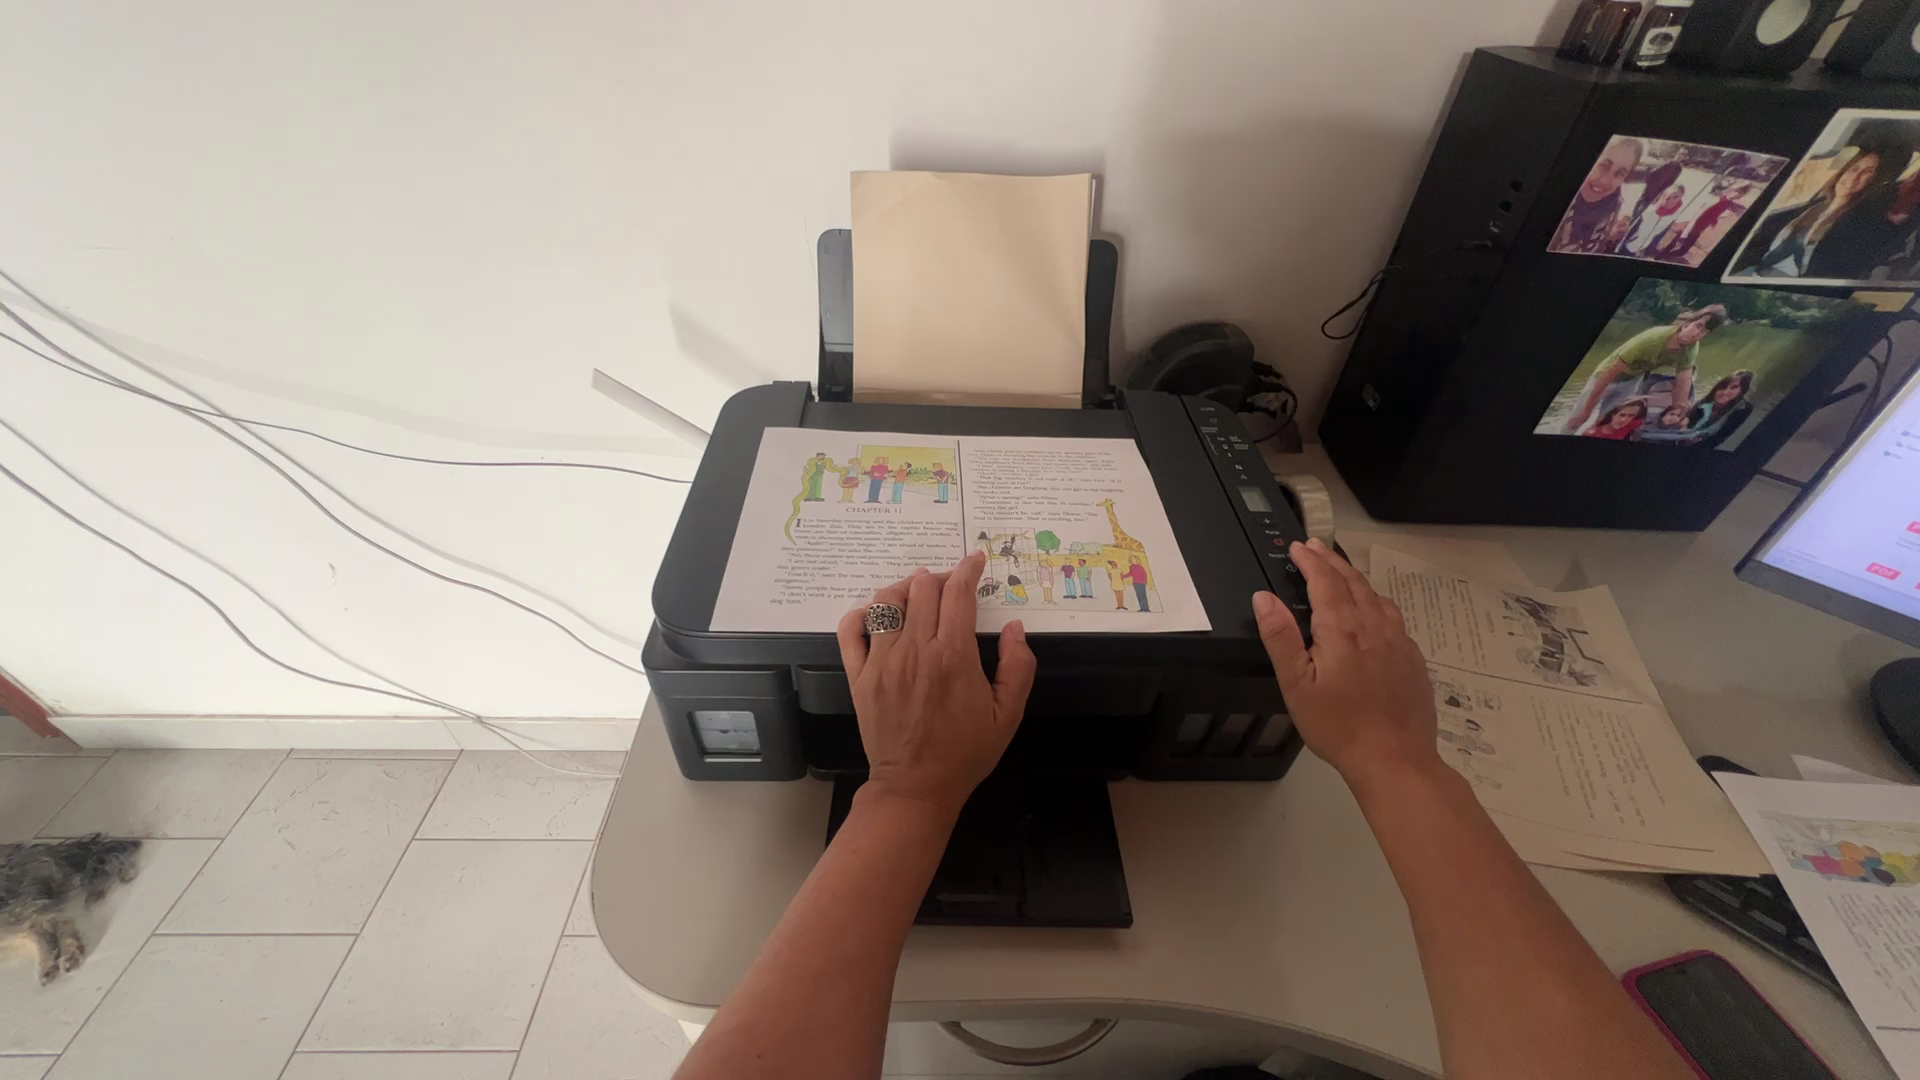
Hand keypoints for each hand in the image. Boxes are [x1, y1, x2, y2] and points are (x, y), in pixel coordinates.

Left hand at [835, 551, 1036, 819]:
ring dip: (905, 589)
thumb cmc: (966, 752)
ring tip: (917, 594)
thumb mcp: (1008, 714)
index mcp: (953, 656)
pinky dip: (862, 614)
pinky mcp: (859, 675)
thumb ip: (1018, 667)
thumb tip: (1015, 627)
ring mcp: (882, 661)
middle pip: (922, 589)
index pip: (958, 593)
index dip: (968, 569)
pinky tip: (878, 616)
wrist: (916, 787)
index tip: (975, 560)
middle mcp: (915, 650)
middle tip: (950, 585)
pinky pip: (850, 630)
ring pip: (887, 601)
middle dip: (940, 577)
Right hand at [1251, 538, 1439, 786]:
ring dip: (1355, 577)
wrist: (1395, 760)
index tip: (1297, 547)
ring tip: (1340, 570)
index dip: (1310, 561)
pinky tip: (1372, 610)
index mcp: (1342, 630)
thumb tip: (1264, 597)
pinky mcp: (1412, 659)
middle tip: (1315, 547)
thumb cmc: (1337, 724)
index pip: (1325, 581)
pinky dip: (1375, 600)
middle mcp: (1374, 627)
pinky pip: (1393, 616)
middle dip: (1332, 561)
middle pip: (1353, 582)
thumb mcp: (1296, 684)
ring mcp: (1399, 642)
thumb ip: (1280, 637)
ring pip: (1377, 597)